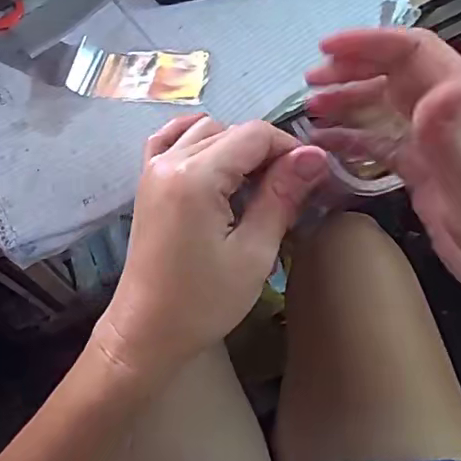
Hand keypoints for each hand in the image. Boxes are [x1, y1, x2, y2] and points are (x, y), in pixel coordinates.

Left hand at [94, 115, 328, 377]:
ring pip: (204, 130)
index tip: (312, 176)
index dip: (289, 148)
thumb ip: (281, 196)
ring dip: (235, 146)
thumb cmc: (202, 302)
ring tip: (255, 184)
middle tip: (290, 189)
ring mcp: (152, 168)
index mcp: (195, 176)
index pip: (253, 134)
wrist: (146, 330)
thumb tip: (314, 155)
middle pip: (230, 129)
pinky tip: (216, 159)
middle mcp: (169, 161)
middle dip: (266, 150)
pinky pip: (170, 139)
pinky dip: (196, 139)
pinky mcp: (146, 181)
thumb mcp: (253, 253)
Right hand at [305, 27, 460, 303]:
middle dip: (351, 69)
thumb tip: (439, 87)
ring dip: (347, 101)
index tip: (326, 48)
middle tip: (310, 84)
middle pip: (395, 73)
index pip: (417, 53)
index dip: (371, 43)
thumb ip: (454, 139)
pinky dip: (351, 138)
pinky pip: (381, 141)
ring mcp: (436, 141)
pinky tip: (324, 143)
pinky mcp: (423, 169)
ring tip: (310, 109)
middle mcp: (452, 113)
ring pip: (384, 105)